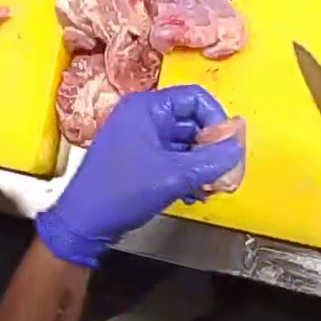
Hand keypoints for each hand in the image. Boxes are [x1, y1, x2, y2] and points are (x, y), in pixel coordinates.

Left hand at [36, 86, 244, 267]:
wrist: (84, 222)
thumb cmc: (120, 192)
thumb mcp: (172, 176)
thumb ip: (209, 161)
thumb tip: (236, 150)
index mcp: (145, 108)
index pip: (194, 98)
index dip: (217, 119)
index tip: (229, 145)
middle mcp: (142, 118)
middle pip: (191, 122)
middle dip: (210, 148)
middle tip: (223, 172)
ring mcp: (138, 140)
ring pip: (182, 145)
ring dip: (200, 166)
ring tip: (208, 189)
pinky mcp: (138, 162)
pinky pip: (171, 160)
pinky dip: (185, 175)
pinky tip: (192, 195)